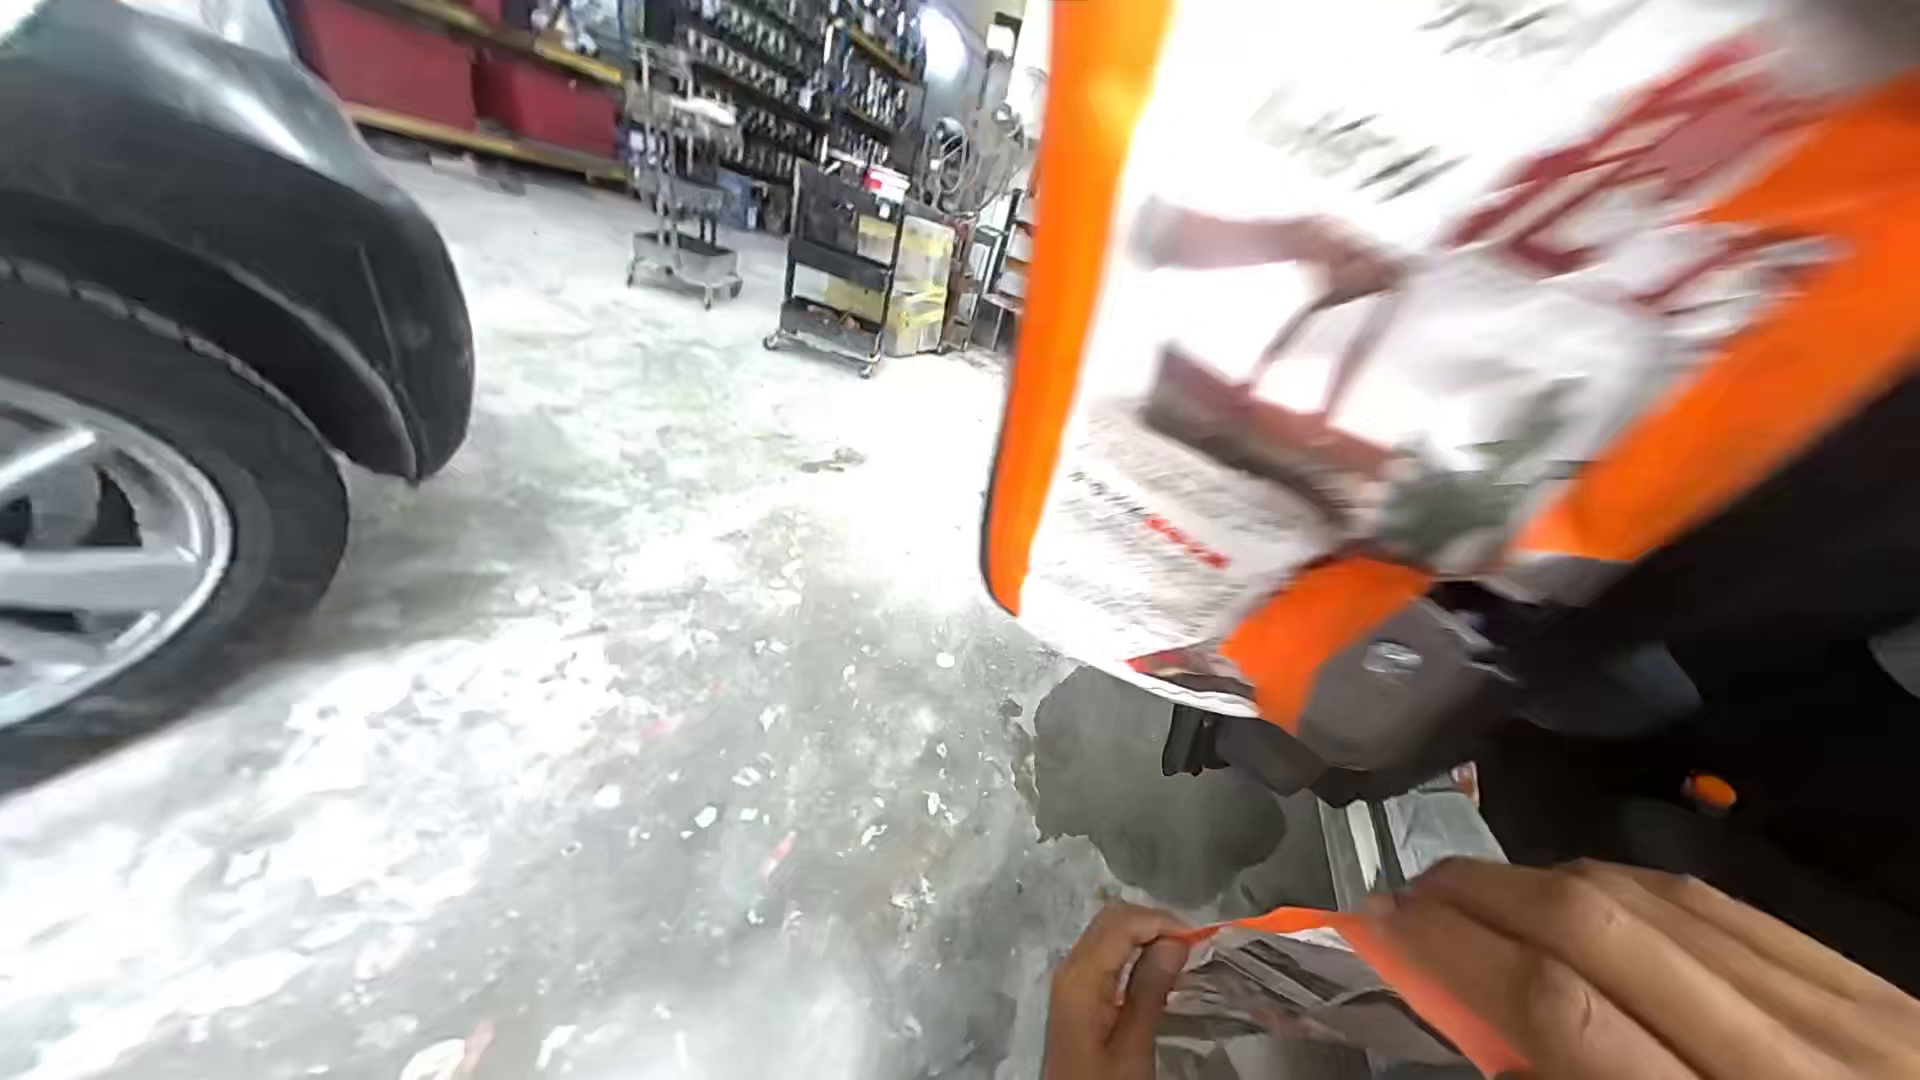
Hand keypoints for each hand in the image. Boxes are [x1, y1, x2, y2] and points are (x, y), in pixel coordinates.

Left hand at [1044, 902, 1191, 1079]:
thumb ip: (1151, 990)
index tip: (1197, 936)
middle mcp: (1070, 963)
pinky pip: (1103, 948)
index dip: (1158, 920)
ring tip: (1180, 949)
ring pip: (1106, 929)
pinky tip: (1155, 961)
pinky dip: (1131, 945)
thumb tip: (1175, 941)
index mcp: (1081, 975)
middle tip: (1192, 942)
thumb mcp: (1134, 1048)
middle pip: (1110, 919)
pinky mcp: (1076, 986)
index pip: (1120, 924)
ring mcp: (1070, 973)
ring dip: (1142, 930)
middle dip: (1151, 920)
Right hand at [1363, 858, 1919, 1078]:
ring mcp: (1869, 1028)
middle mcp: (1807, 1074)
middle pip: (1586, 924)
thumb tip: (1469, 1007)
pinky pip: (1707, 901)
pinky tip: (1572, 894)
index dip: (1446, 946)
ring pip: (1638, 895)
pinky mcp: (1891, 996)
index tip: (1382, 921)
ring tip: (1478, 895)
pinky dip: (1610, 885)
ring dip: (1526, 880)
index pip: (1554, 1006)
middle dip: (1470, 892)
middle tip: (1412, 895)